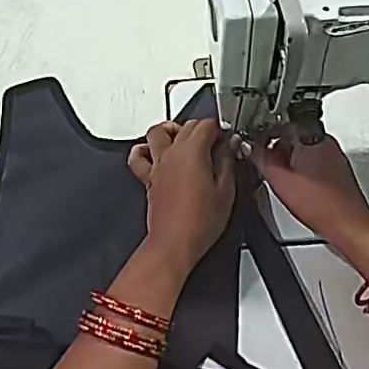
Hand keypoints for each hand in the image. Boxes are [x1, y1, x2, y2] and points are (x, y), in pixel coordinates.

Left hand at [128, 119, 234, 273]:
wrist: (174, 243)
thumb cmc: (199, 223)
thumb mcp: (226, 191)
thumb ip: (227, 162)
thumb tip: (230, 146)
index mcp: (193, 152)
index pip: (207, 125)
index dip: (220, 129)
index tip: (228, 139)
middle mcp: (172, 153)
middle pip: (186, 125)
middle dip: (202, 128)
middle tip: (216, 143)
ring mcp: (157, 165)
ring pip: (158, 132)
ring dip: (171, 130)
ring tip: (184, 138)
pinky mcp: (148, 178)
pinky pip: (138, 157)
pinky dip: (143, 150)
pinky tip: (153, 152)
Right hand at [251, 136, 368, 255]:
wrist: (349, 227)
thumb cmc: (321, 205)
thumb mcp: (279, 180)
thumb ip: (260, 159)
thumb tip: (249, 148)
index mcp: (311, 138)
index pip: (281, 125)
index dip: (263, 135)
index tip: (254, 145)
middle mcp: (326, 143)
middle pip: (293, 135)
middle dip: (276, 147)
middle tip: (264, 161)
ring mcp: (335, 157)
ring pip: (304, 149)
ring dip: (289, 158)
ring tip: (279, 176)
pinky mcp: (339, 171)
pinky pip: (315, 161)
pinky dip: (302, 168)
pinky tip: (296, 185)